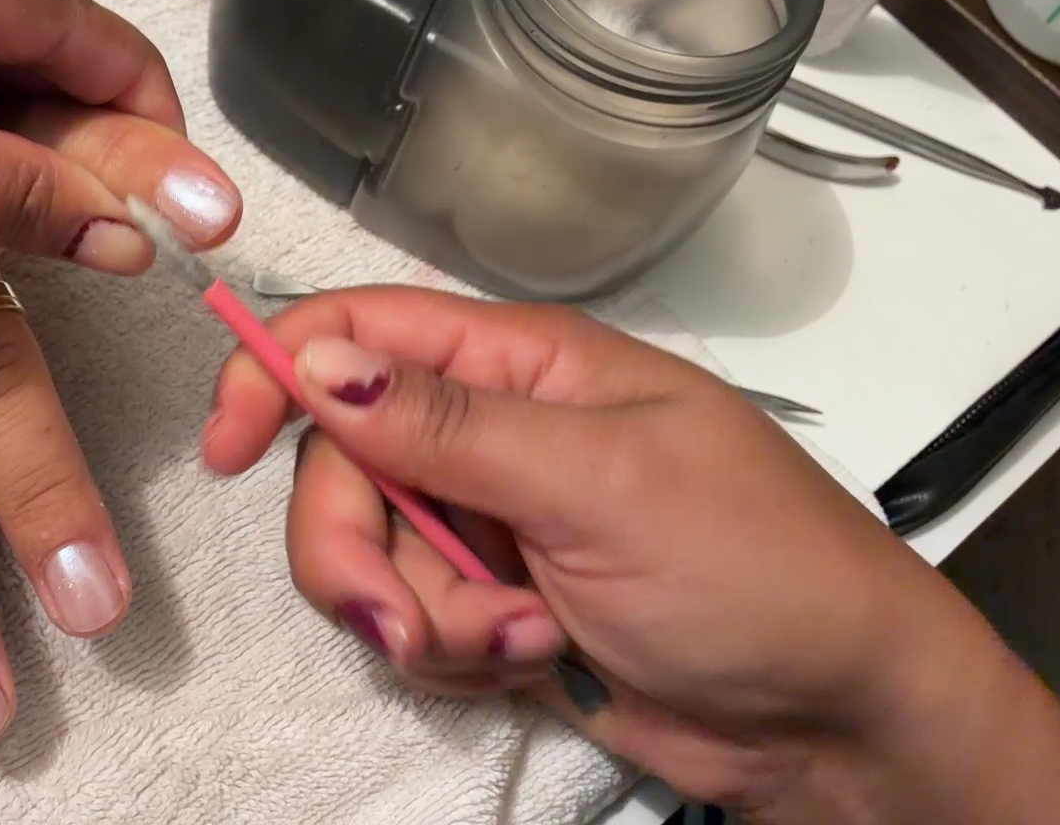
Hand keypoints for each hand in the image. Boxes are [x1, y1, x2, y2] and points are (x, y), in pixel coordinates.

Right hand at [205, 287, 1059, 821]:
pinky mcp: (464, 585)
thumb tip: (316, 361)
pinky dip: (448, 644)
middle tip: (401, 622)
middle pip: (334, 461)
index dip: (274, 370)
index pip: (353, 330)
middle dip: (352, 547)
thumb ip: (447, 423)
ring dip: (419, 611)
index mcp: (503, 363)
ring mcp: (461, 509)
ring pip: (357, 545)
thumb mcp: (601, 482)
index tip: (226, 445)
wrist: (834, 729)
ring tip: (515, 639)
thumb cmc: (749, 569)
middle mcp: (466, 425)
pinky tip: (531, 654)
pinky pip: (396, 608)